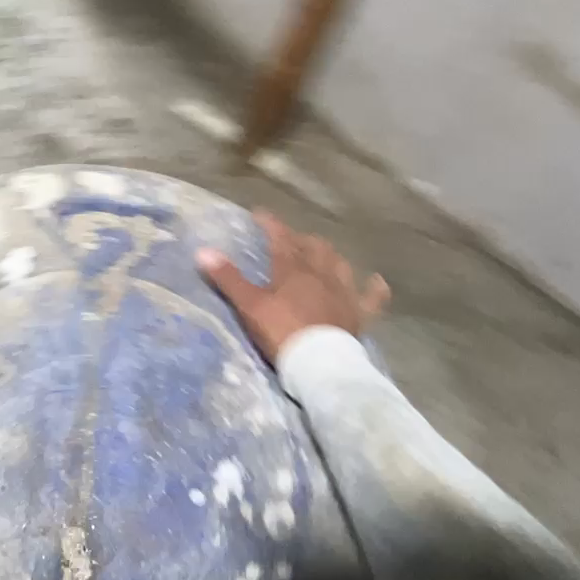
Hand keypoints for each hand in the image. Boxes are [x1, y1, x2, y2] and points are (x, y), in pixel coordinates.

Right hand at [196, 210, 389, 364]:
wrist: (319, 365)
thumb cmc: (282, 332)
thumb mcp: (249, 306)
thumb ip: (228, 278)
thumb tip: (203, 251)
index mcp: (292, 270)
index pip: (280, 238)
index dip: (271, 224)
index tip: (260, 214)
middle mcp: (320, 274)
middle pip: (313, 248)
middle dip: (301, 240)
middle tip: (289, 240)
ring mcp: (343, 294)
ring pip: (339, 265)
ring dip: (330, 256)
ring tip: (322, 253)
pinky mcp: (358, 315)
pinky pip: (371, 298)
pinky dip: (374, 288)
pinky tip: (377, 281)